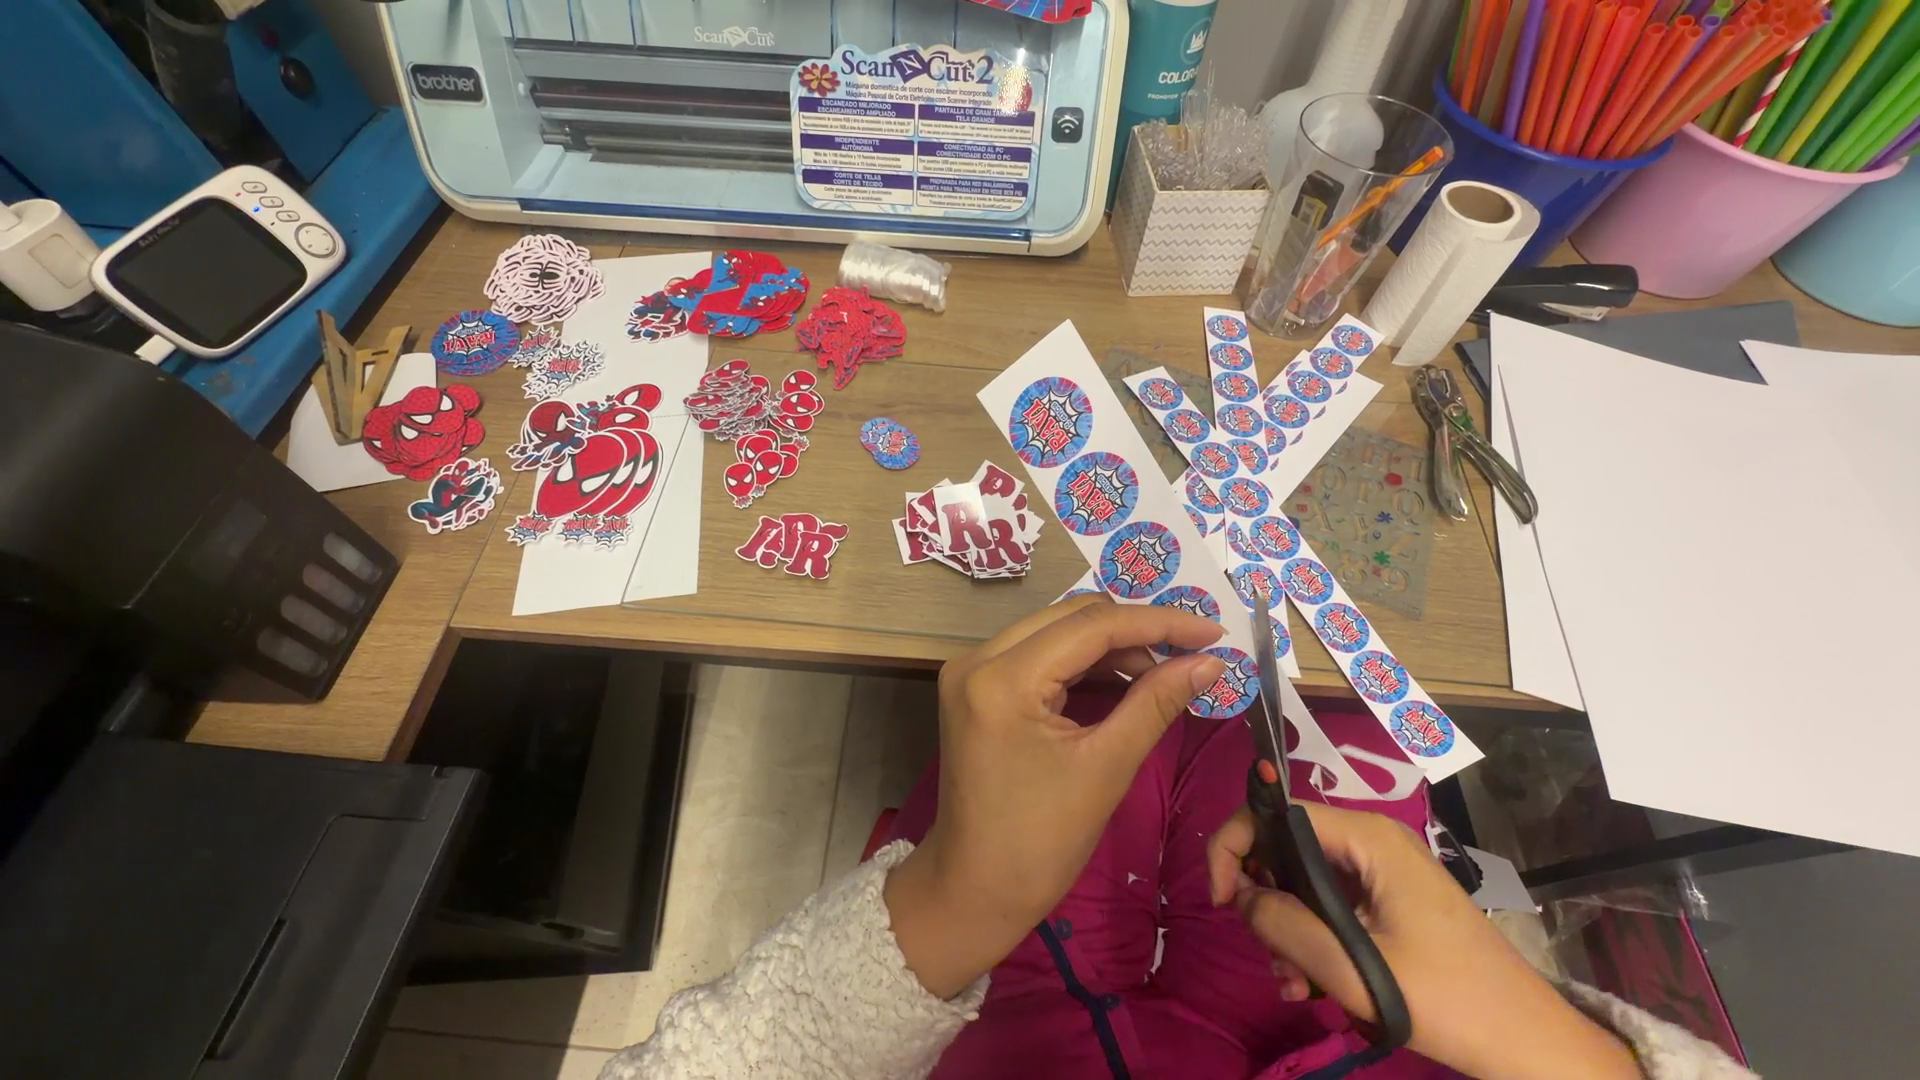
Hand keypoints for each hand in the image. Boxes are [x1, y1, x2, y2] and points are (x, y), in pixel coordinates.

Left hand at [886, 594, 1225, 998]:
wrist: (975, 890)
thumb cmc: (1041, 842)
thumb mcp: (1106, 767)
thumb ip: (1156, 703)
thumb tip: (1211, 662)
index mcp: (1001, 678)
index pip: (1090, 626)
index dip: (1158, 623)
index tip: (1213, 633)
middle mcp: (977, 659)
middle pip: (1069, 619)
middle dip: (1135, 632)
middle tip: (1192, 652)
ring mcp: (971, 672)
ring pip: (1054, 633)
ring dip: (1110, 647)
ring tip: (1164, 672)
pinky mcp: (977, 688)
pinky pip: (1038, 656)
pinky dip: (1082, 664)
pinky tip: (1123, 681)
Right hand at [1208, 802, 1640, 1079]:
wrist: (1533, 1046)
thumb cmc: (1449, 1000)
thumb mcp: (1354, 967)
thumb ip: (1285, 925)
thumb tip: (1240, 897)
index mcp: (1367, 837)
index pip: (1275, 814)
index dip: (1234, 847)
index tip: (1221, 901)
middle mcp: (1371, 840)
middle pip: (1287, 849)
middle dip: (1265, 901)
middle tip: (1267, 956)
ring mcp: (1382, 869)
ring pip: (1305, 882)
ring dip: (1288, 930)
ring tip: (1294, 986)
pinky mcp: (1390, 898)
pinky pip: (1332, 904)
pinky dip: (1314, 938)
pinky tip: (1313, 985)